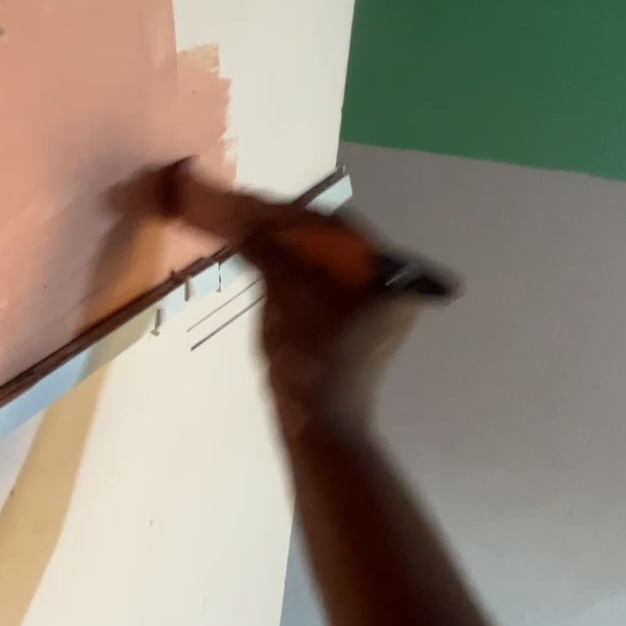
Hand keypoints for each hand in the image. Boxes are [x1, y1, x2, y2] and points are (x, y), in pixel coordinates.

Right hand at [154, 159, 455, 434]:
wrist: (319, 421)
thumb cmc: (309, 355)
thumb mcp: (285, 294)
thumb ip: (268, 250)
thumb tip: (242, 218)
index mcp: (386, 274)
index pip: (330, 225)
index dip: (283, 210)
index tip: (244, 204)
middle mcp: (387, 284)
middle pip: (326, 239)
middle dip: (280, 224)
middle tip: (238, 215)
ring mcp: (369, 305)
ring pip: (319, 259)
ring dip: (280, 243)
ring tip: (241, 233)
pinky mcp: (348, 321)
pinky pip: (315, 279)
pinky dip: (285, 266)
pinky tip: (257, 261)